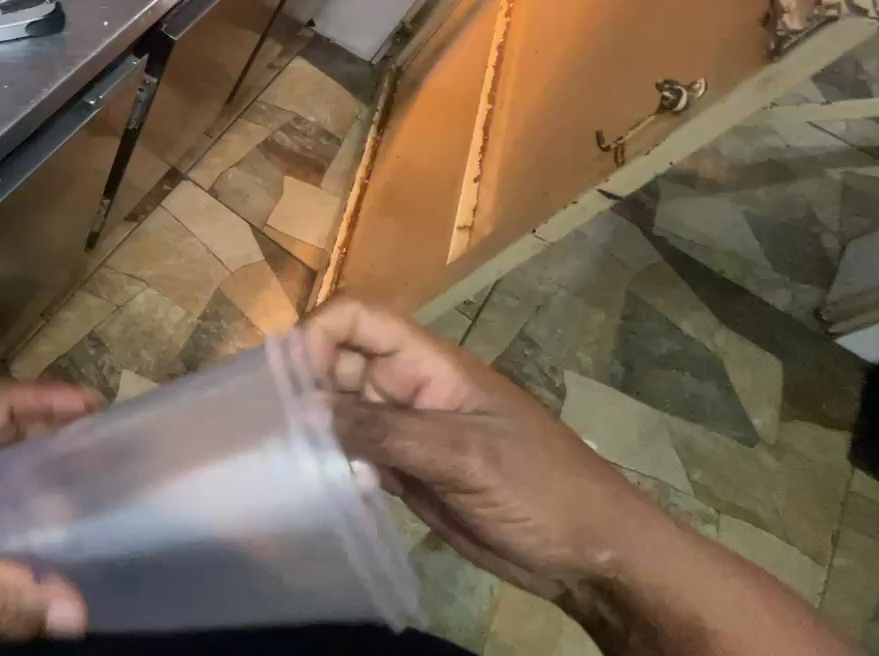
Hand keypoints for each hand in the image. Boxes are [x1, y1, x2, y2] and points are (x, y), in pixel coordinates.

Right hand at [296, 300, 667, 602]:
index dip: (318, 332)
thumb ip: (382, 431)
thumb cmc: (543, 490)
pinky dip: (331, 462)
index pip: (356, 317)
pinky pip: (349, 449)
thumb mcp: (464, 456)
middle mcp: (404, 384)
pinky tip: (327, 486)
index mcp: (426, 362)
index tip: (294, 378)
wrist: (597, 562)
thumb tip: (304, 411)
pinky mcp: (400, 464)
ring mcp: (402, 425)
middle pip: (334, 360)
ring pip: (335, 408)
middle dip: (304, 387)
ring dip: (314, 429)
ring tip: (298, 461)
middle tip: (281, 428)